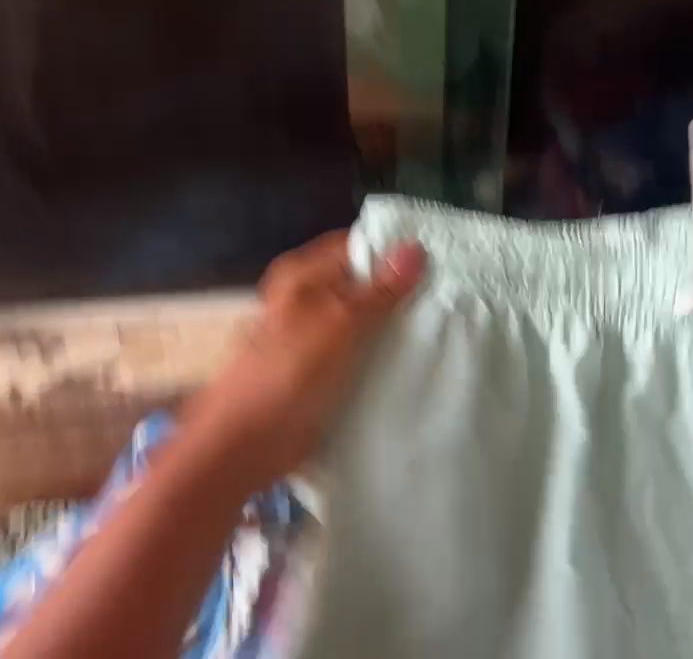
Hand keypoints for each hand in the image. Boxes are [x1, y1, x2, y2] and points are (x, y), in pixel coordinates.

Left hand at [187, 231, 426, 482]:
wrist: (243, 448)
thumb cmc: (287, 375)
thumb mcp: (339, 323)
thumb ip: (379, 288)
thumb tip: (416, 247)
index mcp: (302, 274)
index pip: (358, 245)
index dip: (395, 249)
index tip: (441, 259)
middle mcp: (307, 297)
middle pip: (363, 281)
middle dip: (401, 288)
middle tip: (448, 294)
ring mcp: (314, 335)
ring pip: (365, 317)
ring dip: (396, 322)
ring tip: (443, 322)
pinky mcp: (321, 368)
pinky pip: (360, 349)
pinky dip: (383, 350)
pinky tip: (415, 355)